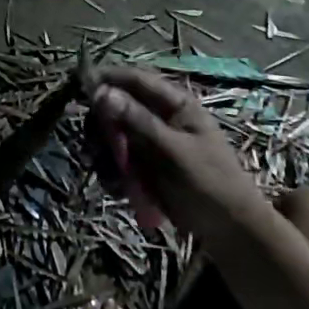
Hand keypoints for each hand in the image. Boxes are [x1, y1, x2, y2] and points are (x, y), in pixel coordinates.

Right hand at [88, 67, 265, 234]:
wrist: (230, 229)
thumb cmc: (211, 182)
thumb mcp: (175, 150)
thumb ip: (139, 121)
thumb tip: (103, 92)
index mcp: (174, 103)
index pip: (135, 80)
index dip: (106, 79)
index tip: (78, 86)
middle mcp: (159, 117)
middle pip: (117, 108)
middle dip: (100, 126)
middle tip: (91, 147)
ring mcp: (150, 143)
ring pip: (112, 136)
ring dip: (103, 153)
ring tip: (104, 174)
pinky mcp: (144, 167)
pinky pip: (117, 161)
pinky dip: (112, 172)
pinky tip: (117, 189)